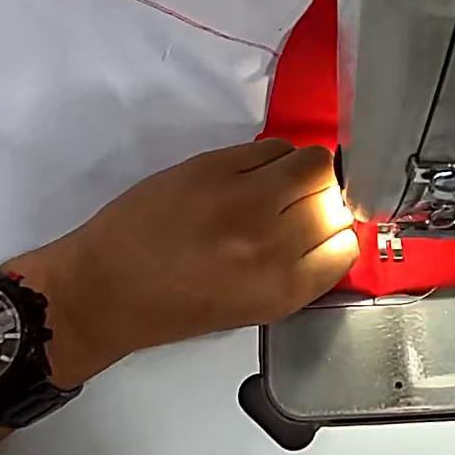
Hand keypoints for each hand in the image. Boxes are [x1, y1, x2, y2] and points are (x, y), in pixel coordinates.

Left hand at [8, 140, 357, 385]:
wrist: (106, 288)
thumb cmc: (176, 306)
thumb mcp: (254, 308)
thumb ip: (300, 274)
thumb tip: (331, 232)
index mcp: (282, 290)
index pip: (348, 246)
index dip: (338, 235)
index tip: (326, 230)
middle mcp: (270, 246)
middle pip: (337, 201)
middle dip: (325, 203)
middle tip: (300, 207)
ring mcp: (242, 201)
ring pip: (314, 164)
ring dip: (305, 174)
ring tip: (277, 188)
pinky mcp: (214, 167)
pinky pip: (274, 146)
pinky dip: (273, 158)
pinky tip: (253, 175)